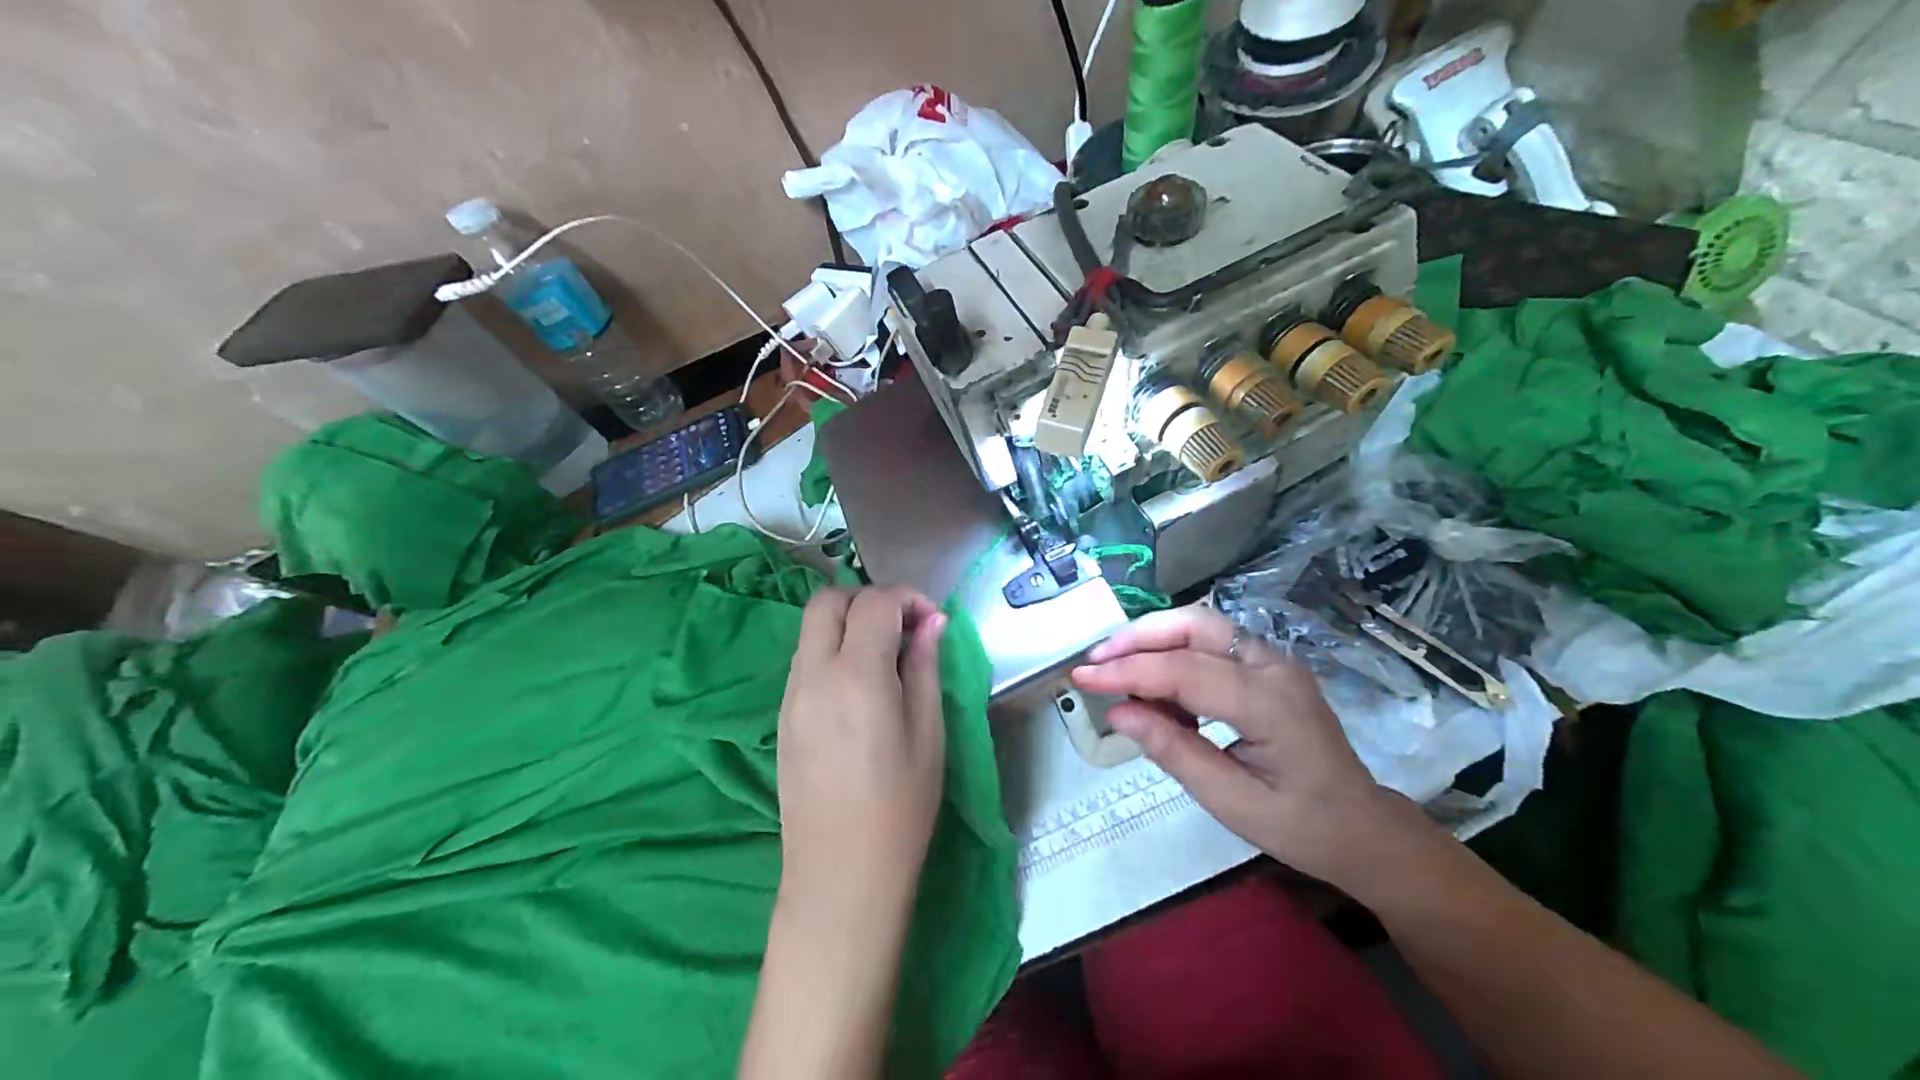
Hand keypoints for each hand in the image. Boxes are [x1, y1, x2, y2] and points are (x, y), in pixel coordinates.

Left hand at [777, 586, 947, 916]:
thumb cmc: (900, 808)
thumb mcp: (929, 735)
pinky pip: (803, 660)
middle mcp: (813, 674)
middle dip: (867, 599)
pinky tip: (859, 684)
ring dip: (846, 623)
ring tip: (885, 656)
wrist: (841, 874)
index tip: (933, 621)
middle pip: (827, 601)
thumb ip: (926, 668)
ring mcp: (790, 695)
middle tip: (903, 628)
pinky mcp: (781, 716)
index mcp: (857, 676)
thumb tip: (933, 623)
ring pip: (810, 629)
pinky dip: (831, 650)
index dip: (908, 599)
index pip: (874, 603)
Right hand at [1072, 605, 1421, 884]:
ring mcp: (1274, 660)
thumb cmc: (1300, 824)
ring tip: (1115, 672)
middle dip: (1138, 637)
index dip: (1128, 671)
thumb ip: (1173, 751)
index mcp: (1270, 704)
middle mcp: (1274, 666)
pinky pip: (1211, 643)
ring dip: (1153, 639)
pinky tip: (1156, 686)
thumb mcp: (1231, 802)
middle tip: (1095, 662)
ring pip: (1201, 625)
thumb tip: (1118, 712)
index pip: (1184, 670)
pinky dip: (1174, 652)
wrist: (1362, 827)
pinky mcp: (1267, 665)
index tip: (1082, 677)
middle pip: (1195, 625)